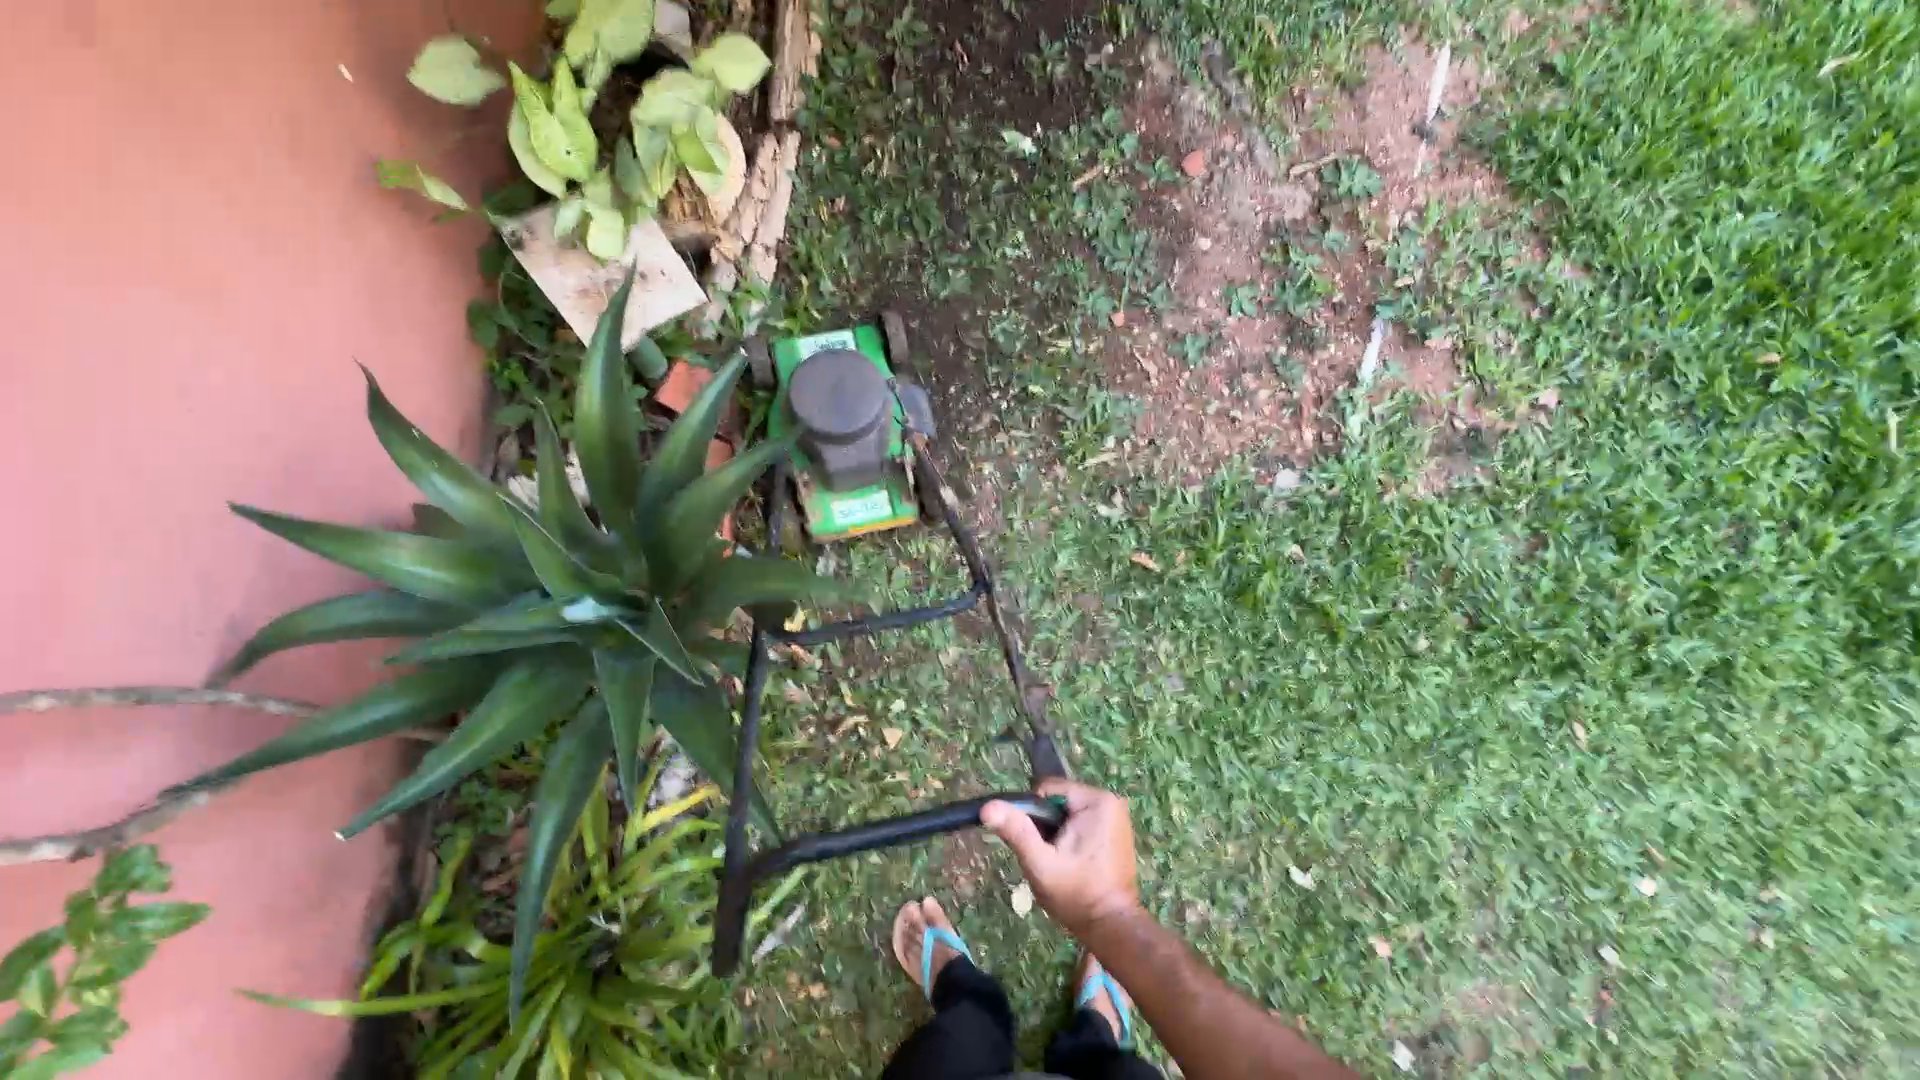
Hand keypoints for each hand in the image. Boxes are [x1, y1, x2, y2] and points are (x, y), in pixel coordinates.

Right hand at [980, 779, 1141, 937]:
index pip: (1047, 790)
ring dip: (1057, 834)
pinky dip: (1070, 839)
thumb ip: (1016, 831)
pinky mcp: (1115, 830)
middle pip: (1057, 801)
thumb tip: (987, 807)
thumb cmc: (1076, 895)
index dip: (1033, 816)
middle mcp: (1110, 800)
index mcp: (1097, 800)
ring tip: (1060, 862)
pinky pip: (1080, 822)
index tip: (1039, 845)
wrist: (1111, 927)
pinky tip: (1072, 862)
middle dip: (1046, 827)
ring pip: (1066, 813)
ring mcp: (1115, 815)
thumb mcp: (1040, 864)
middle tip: (1048, 857)